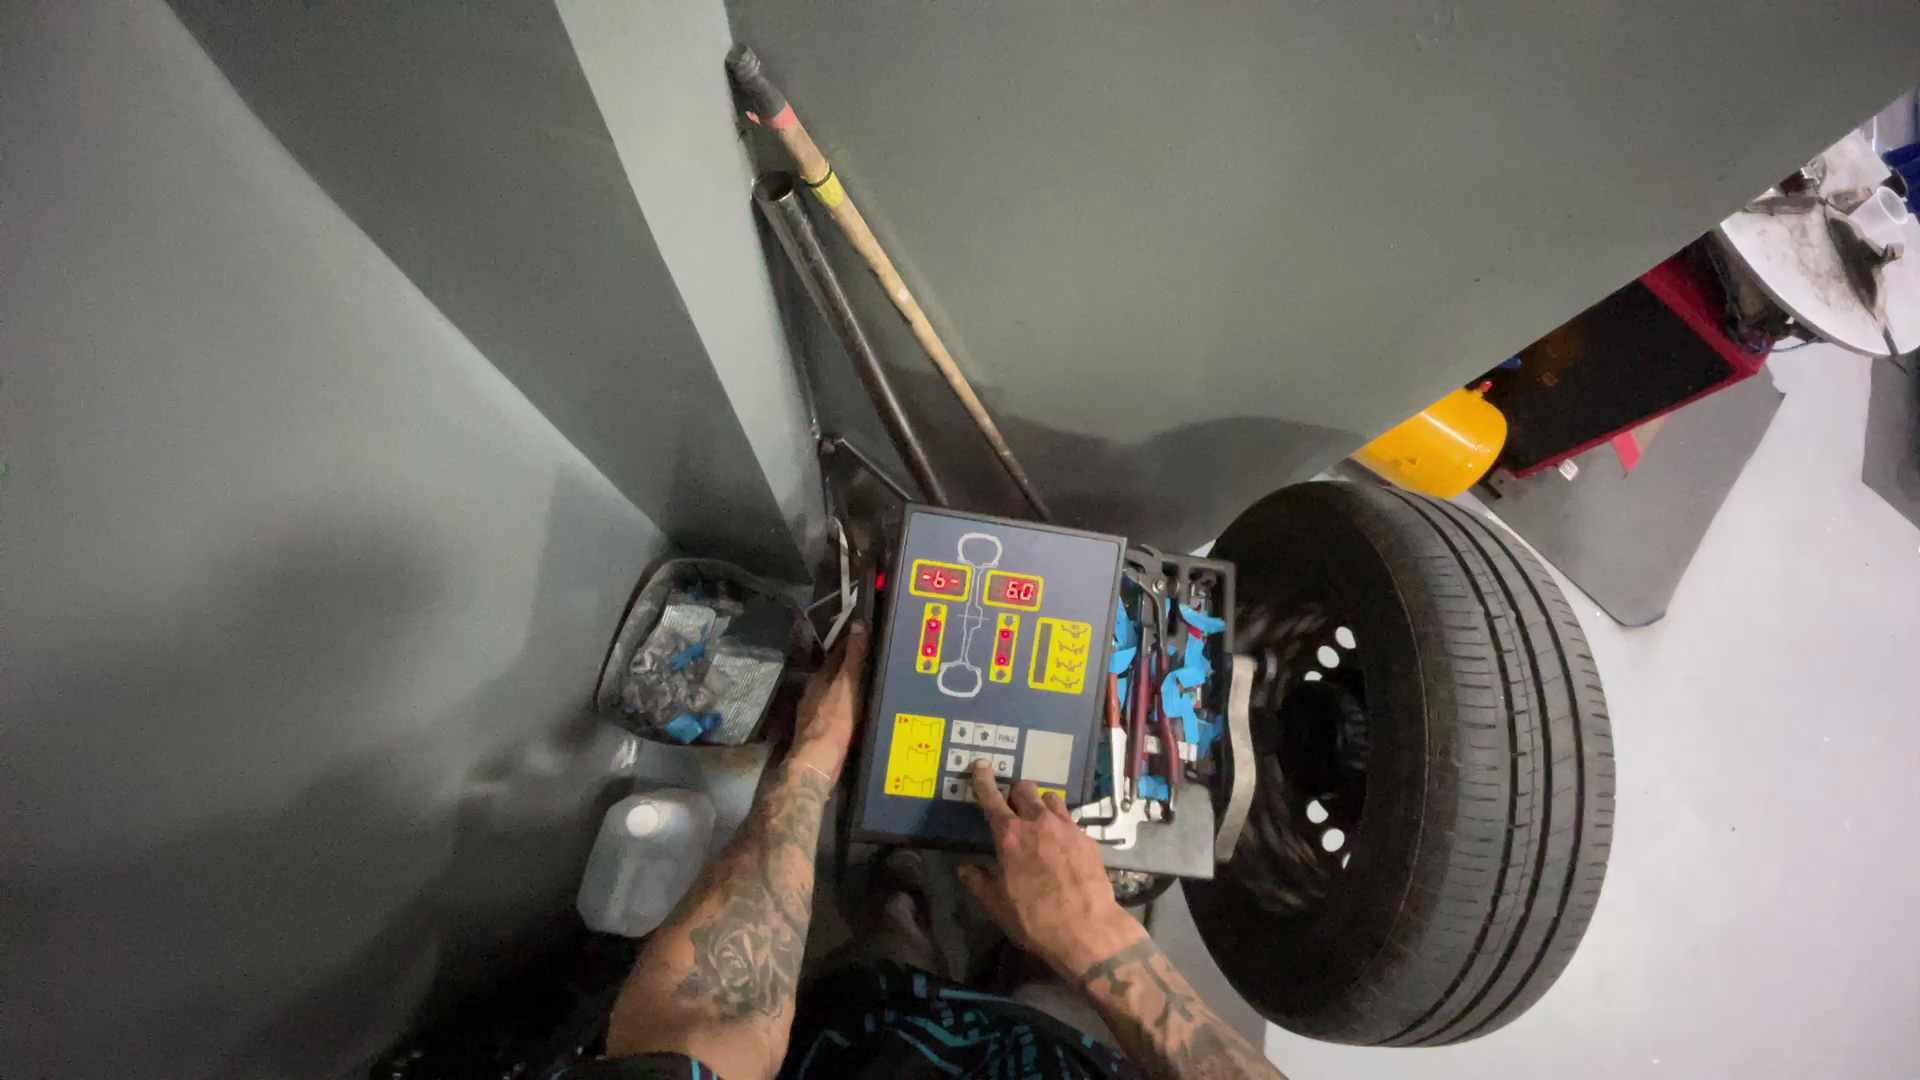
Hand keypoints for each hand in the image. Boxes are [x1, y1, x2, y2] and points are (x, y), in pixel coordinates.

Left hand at [792, 623, 867, 757]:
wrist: (818, 760)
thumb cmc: (835, 719)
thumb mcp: (849, 683)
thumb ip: (854, 656)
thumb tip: (857, 623)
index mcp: (820, 677)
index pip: (838, 653)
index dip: (852, 645)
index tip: (868, 638)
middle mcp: (813, 691)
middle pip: (833, 673)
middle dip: (849, 667)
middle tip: (872, 663)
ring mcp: (812, 712)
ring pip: (832, 693)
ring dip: (846, 689)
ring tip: (866, 687)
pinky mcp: (816, 730)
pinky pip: (833, 711)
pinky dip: (844, 707)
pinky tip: (854, 713)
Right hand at [957, 762, 1148, 978]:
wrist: (1088, 929)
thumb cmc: (1036, 919)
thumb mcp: (998, 906)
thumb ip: (979, 881)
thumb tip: (964, 867)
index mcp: (1010, 835)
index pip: (991, 798)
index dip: (983, 780)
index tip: (981, 765)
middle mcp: (1037, 822)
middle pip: (1025, 788)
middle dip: (1016, 792)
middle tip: (1014, 808)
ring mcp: (1066, 826)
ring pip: (1051, 798)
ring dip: (1041, 804)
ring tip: (1041, 821)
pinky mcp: (1087, 837)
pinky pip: (1070, 819)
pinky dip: (1062, 824)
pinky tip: (1063, 844)